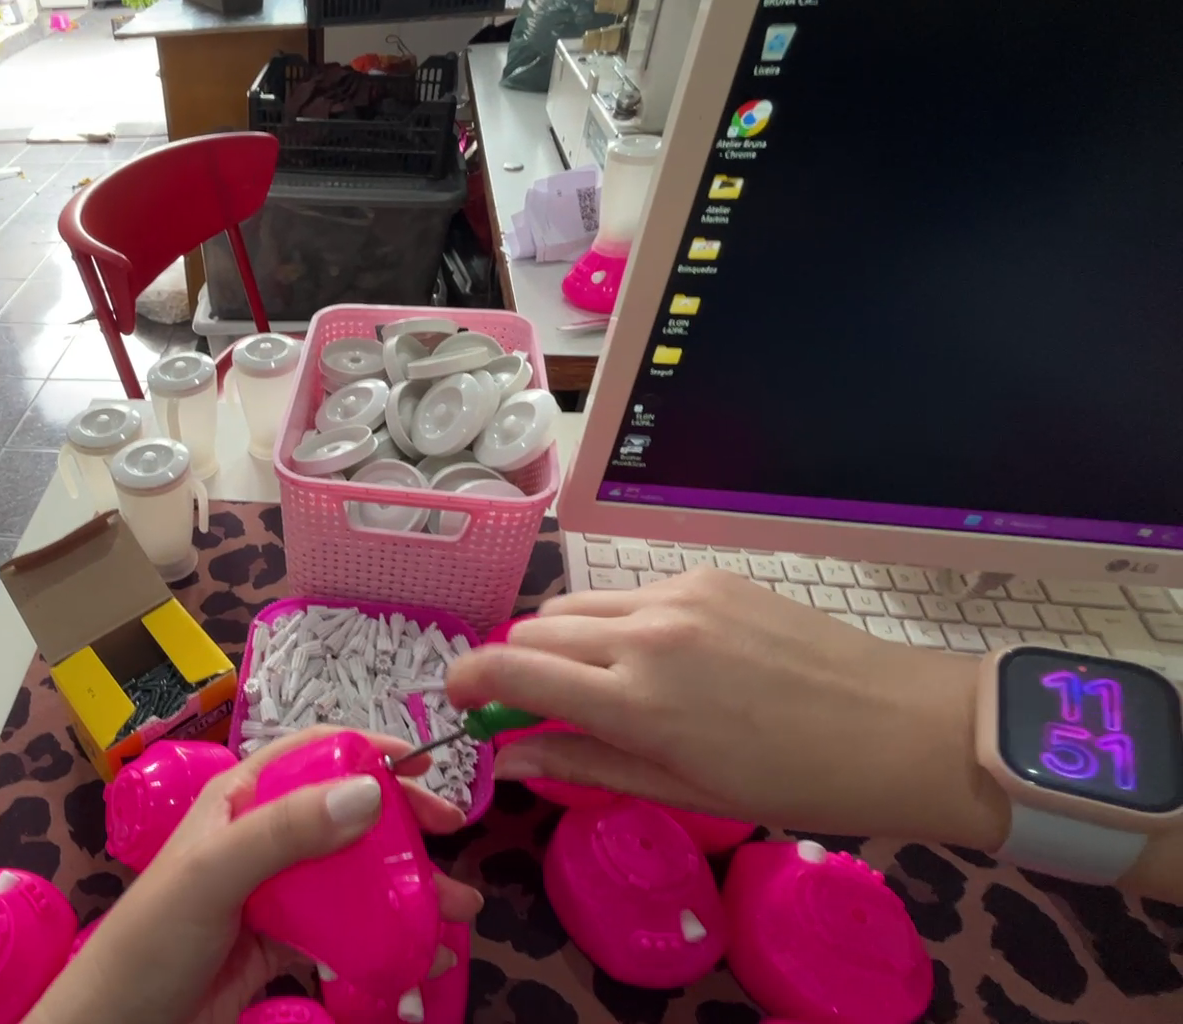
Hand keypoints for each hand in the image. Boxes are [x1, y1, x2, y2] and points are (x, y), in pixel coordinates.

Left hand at [27, 728, 482, 1023]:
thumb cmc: (158, 934)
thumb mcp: (215, 872)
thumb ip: (285, 830)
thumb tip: (370, 791)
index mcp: (241, 797)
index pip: (312, 752)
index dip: (366, 748)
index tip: (422, 763)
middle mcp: (262, 833)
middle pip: (341, 809)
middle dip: (399, 817)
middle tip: (451, 832)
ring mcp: (275, 887)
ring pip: (351, 870)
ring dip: (403, 882)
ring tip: (458, 906)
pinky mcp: (284, 939)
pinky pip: (344, 926)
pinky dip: (384, 934)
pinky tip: (420, 952)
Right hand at [448, 569, 1008, 847]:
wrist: (907, 727)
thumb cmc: (794, 781)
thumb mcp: (681, 790)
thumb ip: (579, 764)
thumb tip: (503, 757)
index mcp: (635, 703)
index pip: (510, 673)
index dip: (466, 679)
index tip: (458, 696)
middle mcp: (640, 636)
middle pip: (528, 632)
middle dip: (515, 667)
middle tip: (538, 701)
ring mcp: (670, 596)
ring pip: (567, 607)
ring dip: (558, 642)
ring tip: (601, 675)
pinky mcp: (697, 575)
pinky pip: (621, 595)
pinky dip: (613, 624)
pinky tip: (662, 652)